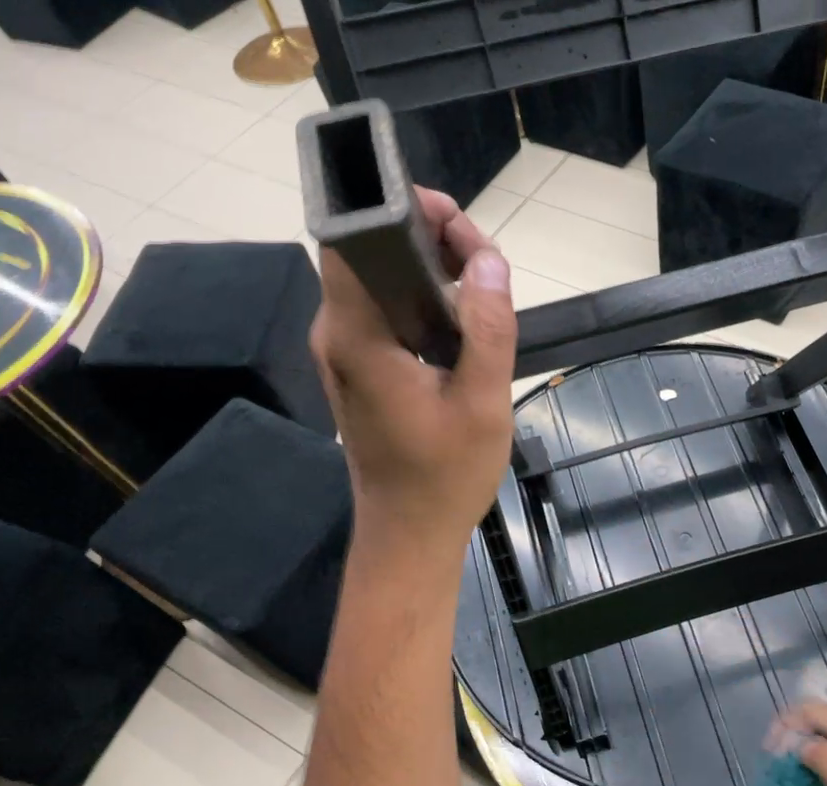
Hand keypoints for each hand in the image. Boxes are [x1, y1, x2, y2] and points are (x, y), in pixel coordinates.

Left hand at [310, 186, 516, 564]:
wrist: (408, 533)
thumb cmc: (444, 477)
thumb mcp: (482, 404)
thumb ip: (488, 329)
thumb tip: (489, 262)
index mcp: (357, 338)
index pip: (352, 240)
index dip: (399, 211)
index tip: (454, 220)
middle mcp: (336, 334)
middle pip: (366, 253)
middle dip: (425, 237)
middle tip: (484, 255)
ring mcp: (343, 352)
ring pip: (377, 280)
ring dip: (426, 268)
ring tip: (481, 278)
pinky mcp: (357, 368)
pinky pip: (382, 311)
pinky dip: (419, 298)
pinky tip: (461, 313)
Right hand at [774, 703, 826, 785]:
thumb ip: (820, 755)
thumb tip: (794, 742)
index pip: (812, 711)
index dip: (786, 726)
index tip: (768, 754)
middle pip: (817, 725)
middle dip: (791, 739)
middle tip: (773, 767)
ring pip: (823, 746)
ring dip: (801, 757)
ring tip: (783, 778)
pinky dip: (814, 772)